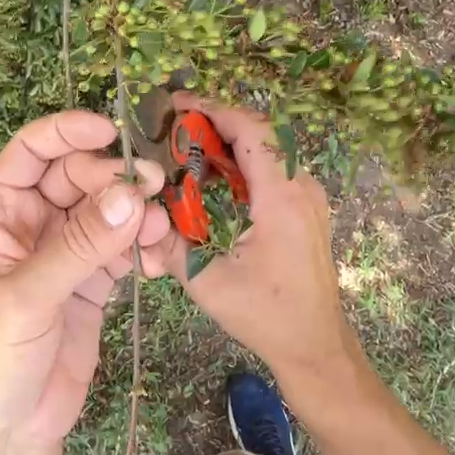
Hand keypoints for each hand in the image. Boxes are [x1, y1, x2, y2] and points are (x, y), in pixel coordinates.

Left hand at [0, 110, 177, 454]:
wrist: (3, 437)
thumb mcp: (23, 300)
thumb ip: (78, 248)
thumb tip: (130, 196)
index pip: (31, 152)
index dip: (67, 132)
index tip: (110, 131)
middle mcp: (30, 224)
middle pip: (76, 177)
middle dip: (112, 177)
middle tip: (151, 185)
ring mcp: (62, 254)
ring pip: (104, 211)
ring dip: (134, 210)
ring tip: (162, 222)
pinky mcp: (90, 285)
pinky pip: (121, 249)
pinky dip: (143, 245)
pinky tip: (161, 253)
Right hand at [164, 94, 358, 380]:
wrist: (317, 349)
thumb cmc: (266, 315)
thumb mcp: (207, 283)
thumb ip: (169, 245)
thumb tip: (137, 216)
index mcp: (281, 198)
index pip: (250, 130)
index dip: (213, 110)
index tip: (178, 105)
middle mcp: (301, 187)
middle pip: (260, 132)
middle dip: (216, 120)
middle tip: (176, 124)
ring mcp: (308, 196)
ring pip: (269, 146)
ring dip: (230, 139)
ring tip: (188, 145)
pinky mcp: (306, 207)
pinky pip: (274, 166)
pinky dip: (243, 159)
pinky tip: (214, 176)